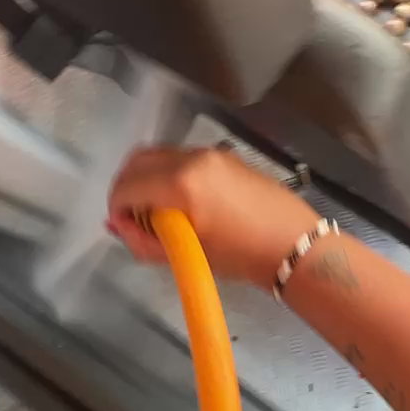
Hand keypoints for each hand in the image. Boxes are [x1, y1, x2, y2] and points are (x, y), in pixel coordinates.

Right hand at [107, 147, 321, 290]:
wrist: (293, 244)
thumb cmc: (242, 256)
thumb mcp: (190, 255)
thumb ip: (145, 242)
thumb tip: (119, 227)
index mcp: (180, 184)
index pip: (128, 185)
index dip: (116, 207)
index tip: (120, 225)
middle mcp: (191, 159)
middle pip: (138, 160)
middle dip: (126, 186)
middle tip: (131, 216)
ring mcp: (210, 154)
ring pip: (159, 155)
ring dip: (147, 178)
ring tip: (156, 211)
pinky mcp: (224, 156)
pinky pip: (182, 158)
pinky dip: (168, 173)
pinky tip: (180, 202)